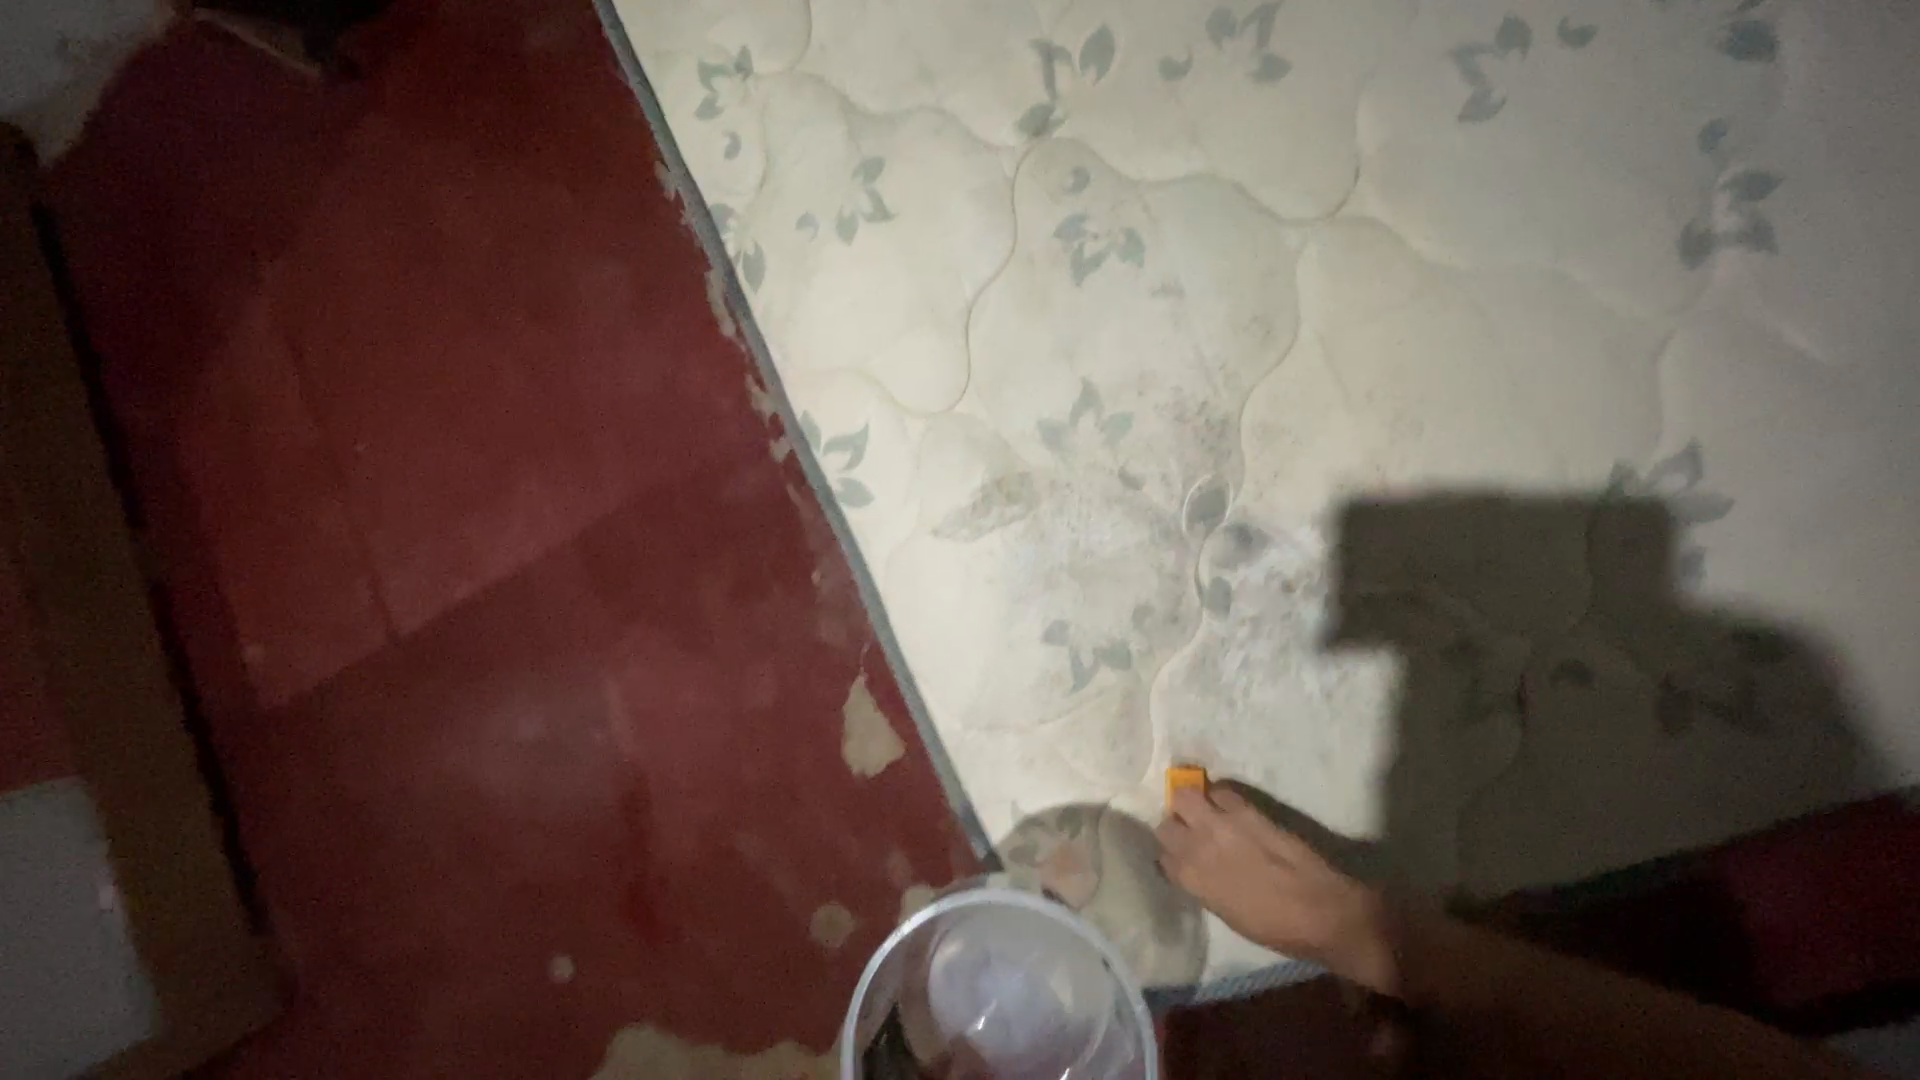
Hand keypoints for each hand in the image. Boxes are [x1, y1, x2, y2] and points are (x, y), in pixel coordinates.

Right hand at [1156, 787, 1395, 992]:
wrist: (1321, 911)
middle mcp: (1197, 846)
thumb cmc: (1275, 927)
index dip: (1171, 857)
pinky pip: (1220, 791)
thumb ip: (1202, 885)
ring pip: (1184, 795)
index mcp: (1191, 879)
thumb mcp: (1225, 913)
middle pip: (1165, 823)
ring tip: (1203, 812)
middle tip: (1189, 833)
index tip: (1180, 859)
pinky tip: (1228, 808)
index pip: (1162, 856)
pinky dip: (1219, 797)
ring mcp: (1220, 823)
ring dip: (1190, 803)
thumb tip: (1193, 870)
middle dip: (1174, 827)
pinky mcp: (1246, 809)